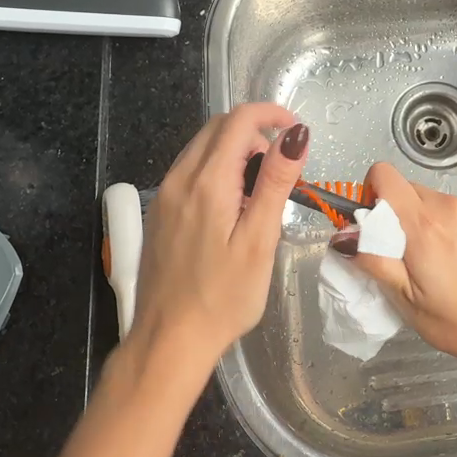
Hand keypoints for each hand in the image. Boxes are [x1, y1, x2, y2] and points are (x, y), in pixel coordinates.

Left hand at [131, 104, 307, 371]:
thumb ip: (275, 181)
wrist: (168, 342)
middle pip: (218, 127)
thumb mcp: (259, 240)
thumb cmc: (223, 297)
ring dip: (235, 149)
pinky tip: (232, 206)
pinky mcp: (159, 212)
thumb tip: (295, 134)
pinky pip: (190, 169)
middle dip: (255, 131)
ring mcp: (164, 195)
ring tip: (260, 190)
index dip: (271, 114)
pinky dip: (217, 168)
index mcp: (206, 181)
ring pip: (202, 146)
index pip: (239, 120)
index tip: (297, 132)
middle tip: (281, 168)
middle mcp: (179, 178)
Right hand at [352, 163, 456, 375]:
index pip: (385, 175)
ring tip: (436, 257)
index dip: (371, 192)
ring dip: (423, 218)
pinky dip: (448, 222)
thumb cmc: (454, 322)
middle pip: (407, 189)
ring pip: (431, 198)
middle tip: (404, 252)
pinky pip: (454, 205)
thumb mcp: (404, 299)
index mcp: (423, 226)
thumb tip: (342, 237)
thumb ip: (373, 260)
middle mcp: (448, 206)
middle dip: (397, 214)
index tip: (374, 223)